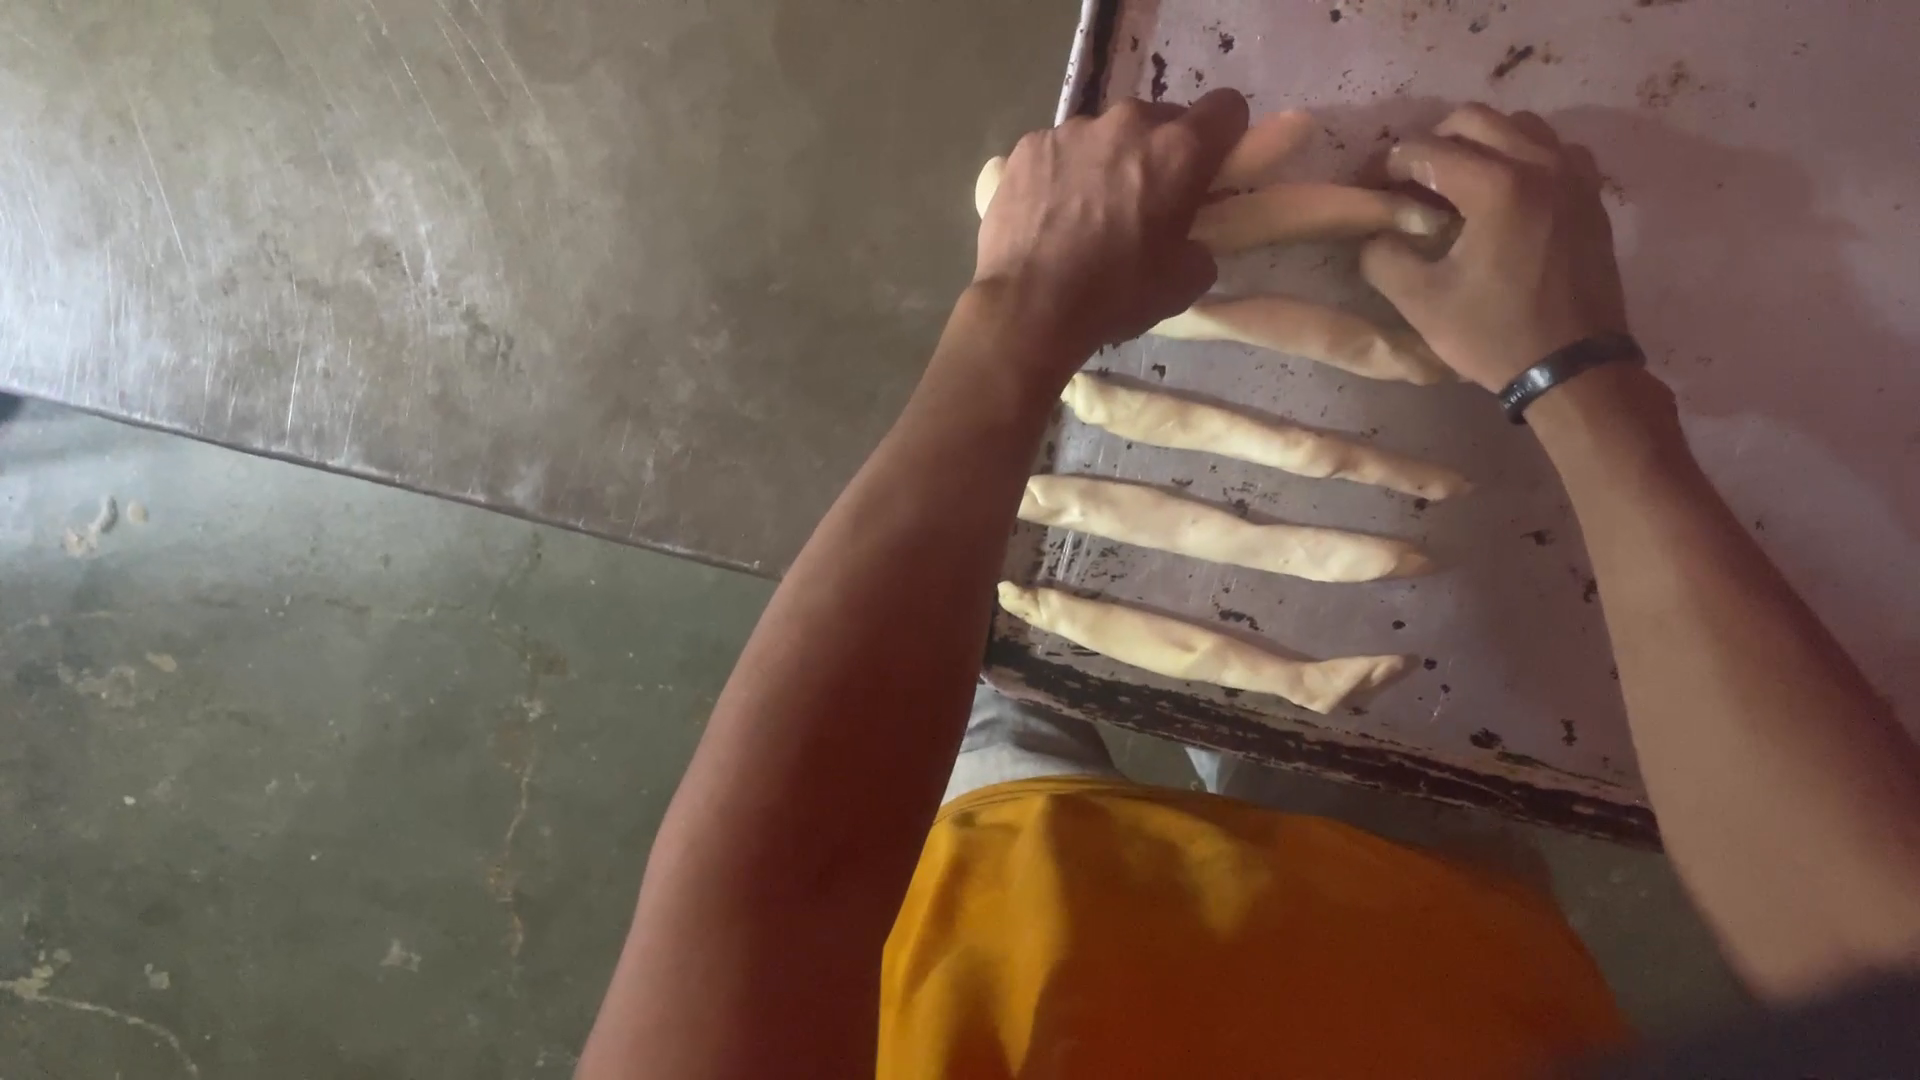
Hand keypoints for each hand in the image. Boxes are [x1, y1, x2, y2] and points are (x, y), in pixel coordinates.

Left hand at [974, 90, 1248, 369]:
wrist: (1028, 307)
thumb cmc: (1112, 296)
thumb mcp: (1181, 285)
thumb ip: (1200, 247)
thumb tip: (1190, 241)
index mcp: (1178, 151)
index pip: (1225, 109)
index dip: (1222, 138)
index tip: (1207, 170)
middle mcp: (1128, 123)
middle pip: (1159, 121)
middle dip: (1158, 155)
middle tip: (1140, 205)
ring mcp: (1072, 130)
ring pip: (1104, 136)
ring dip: (1105, 163)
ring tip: (1084, 215)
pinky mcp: (1028, 146)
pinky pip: (1056, 151)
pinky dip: (1059, 174)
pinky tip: (1046, 215)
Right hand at [1361, 105, 1628, 391]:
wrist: (1570, 362)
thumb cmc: (1490, 333)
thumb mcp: (1420, 302)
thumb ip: (1383, 259)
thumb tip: (1373, 235)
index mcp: (1497, 187)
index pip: (1429, 150)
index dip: (1390, 164)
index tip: (1370, 186)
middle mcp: (1541, 164)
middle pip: (1476, 120)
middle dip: (1432, 143)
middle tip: (1407, 181)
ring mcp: (1573, 175)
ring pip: (1518, 126)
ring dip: (1477, 144)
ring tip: (1451, 186)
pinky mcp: (1589, 194)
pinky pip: (1551, 149)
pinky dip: (1517, 156)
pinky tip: (1497, 196)